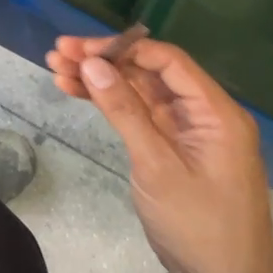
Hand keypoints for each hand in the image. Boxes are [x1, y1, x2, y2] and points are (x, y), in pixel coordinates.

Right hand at [48, 36, 272, 272]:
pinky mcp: (173, 147)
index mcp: (217, 115)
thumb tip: (92, 62)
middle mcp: (204, 116)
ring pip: (137, 89)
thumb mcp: (158, 167)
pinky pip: (137, 112)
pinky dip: (107, 101)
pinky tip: (74, 91)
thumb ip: (125, 111)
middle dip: (102, 60)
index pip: (167, 61)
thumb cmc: (198, 224)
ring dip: (98, 78)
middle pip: (148, 72)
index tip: (78, 49)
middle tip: (57, 54)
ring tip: (55, 68)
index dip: (121, 48)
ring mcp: (188, 132)